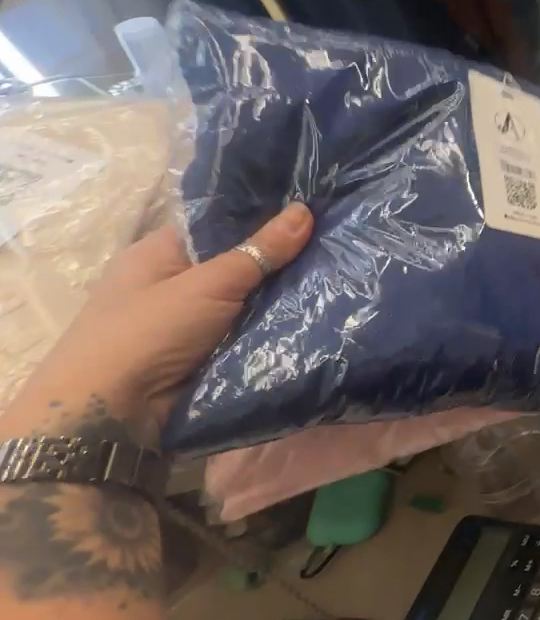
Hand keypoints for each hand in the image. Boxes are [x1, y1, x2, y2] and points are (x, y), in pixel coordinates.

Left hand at [2, 205, 313, 447]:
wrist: (115, 415)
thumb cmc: (146, 334)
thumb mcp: (207, 284)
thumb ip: (260, 249)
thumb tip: (306, 209)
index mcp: (159, 254)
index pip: (220, 221)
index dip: (265, 212)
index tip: (317, 204)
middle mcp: (176, 280)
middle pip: (243, 256)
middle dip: (287, 252)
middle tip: (342, 235)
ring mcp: (197, 315)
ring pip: (256, 291)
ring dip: (291, 287)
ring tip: (346, 267)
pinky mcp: (216, 345)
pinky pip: (259, 321)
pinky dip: (286, 316)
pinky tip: (327, 303)